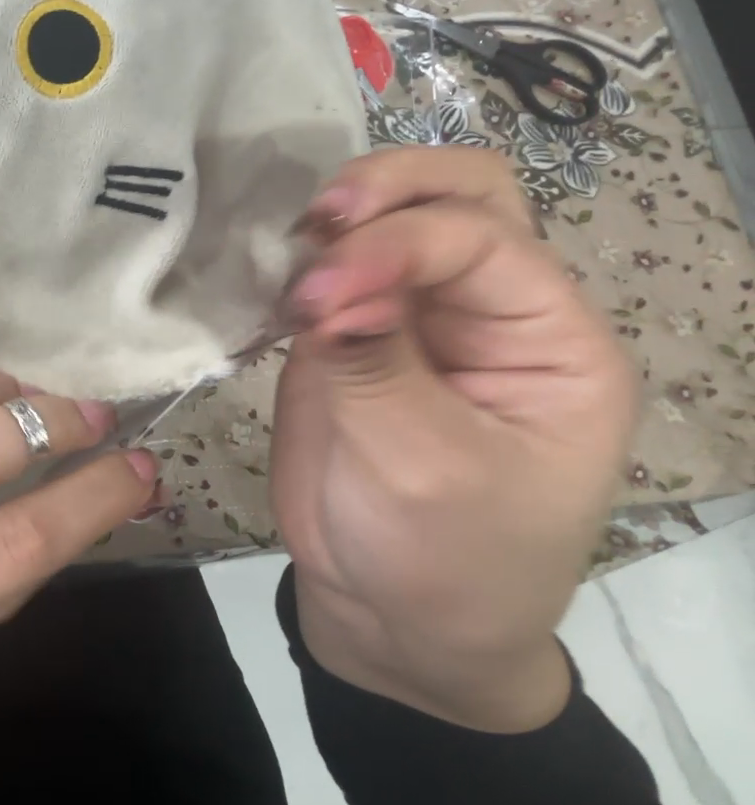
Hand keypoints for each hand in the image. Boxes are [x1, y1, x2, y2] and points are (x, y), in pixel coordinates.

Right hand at [273, 147, 637, 731]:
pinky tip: (256, 276)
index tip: (315, 295)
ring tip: (280, 246)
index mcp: (548, 341)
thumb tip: (319, 281)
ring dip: (334, 219)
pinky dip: (287, 262)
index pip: (481, 243)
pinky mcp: (337, 344)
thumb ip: (376, 366)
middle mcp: (484, 314)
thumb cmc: (448, 555)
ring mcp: (406, 323)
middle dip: (388, 188)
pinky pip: (320, 277)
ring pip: (386, 225)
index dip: (397, 247)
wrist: (394, 616)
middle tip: (315, 215)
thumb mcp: (426, 467)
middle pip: (461, 198)